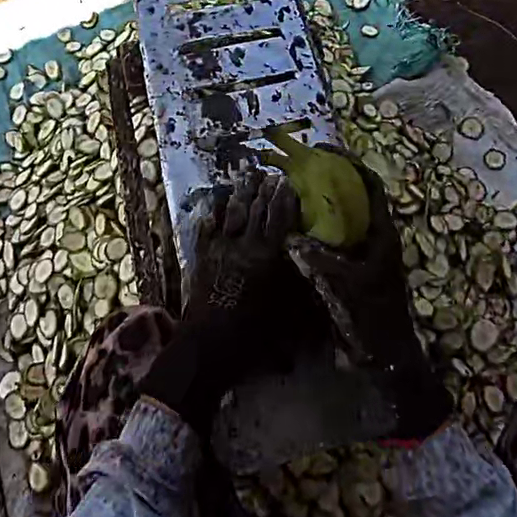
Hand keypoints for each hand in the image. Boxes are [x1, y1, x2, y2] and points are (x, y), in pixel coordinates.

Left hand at [139, 167, 298, 433]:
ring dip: (239, 194)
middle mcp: (244, 246)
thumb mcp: (286, 315)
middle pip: (255, 210)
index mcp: (267, 257)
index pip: (279, 219)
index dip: (283, 199)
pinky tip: (213, 204)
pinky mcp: (201, 256)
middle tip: (267, 172)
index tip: (288, 182)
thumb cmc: (252, 335)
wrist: (208, 344)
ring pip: (231, 214)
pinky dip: (211, 215)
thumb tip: (315, 277)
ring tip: (245, 177)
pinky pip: (207, 228)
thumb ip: (300, 293)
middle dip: (262, 190)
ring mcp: (219, 248)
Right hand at [285, 153, 451, 441]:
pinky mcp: (351, 269)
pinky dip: (313, 228)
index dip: (348, 163)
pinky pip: (331, 238)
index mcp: (380, 235)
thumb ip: (318, 260)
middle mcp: (373, 238)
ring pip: (341, 217)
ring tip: (291, 191)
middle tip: (298, 168)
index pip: (369, 186)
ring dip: (319, 203)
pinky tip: (291, 229)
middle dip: (328, 178)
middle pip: (353, 196)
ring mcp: (362, 254)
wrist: (386, 356)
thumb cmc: (372, 318)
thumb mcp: (344, 286)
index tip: (323, 149)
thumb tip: (289, 239)